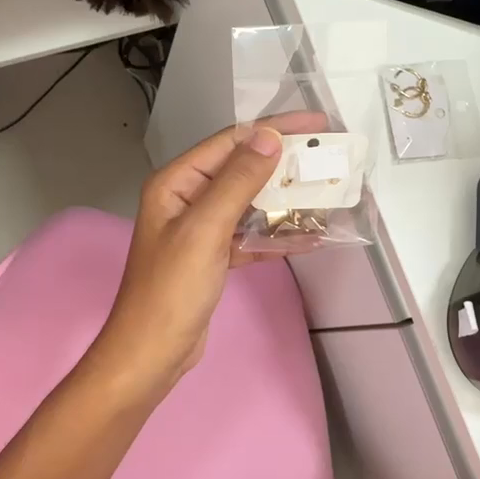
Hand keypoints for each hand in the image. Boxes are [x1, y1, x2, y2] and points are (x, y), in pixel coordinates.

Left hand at [98, 114, 327, 379]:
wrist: (152, 354)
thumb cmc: (171, 290)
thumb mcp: (205, 230)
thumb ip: (238, 181)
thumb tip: (269, 138)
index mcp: (176, 183)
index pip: (230, 142)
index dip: (273, 130)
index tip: (316, 125)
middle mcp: (186, 199)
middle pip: (242, 170)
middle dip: (284, 165)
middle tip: (328, 158)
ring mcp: (200, 229)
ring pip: (249, 204)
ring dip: (284, 200)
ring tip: (326, 193)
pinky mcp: (213, 257)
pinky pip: (250, 236)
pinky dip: (276, 236)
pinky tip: (308, 238)